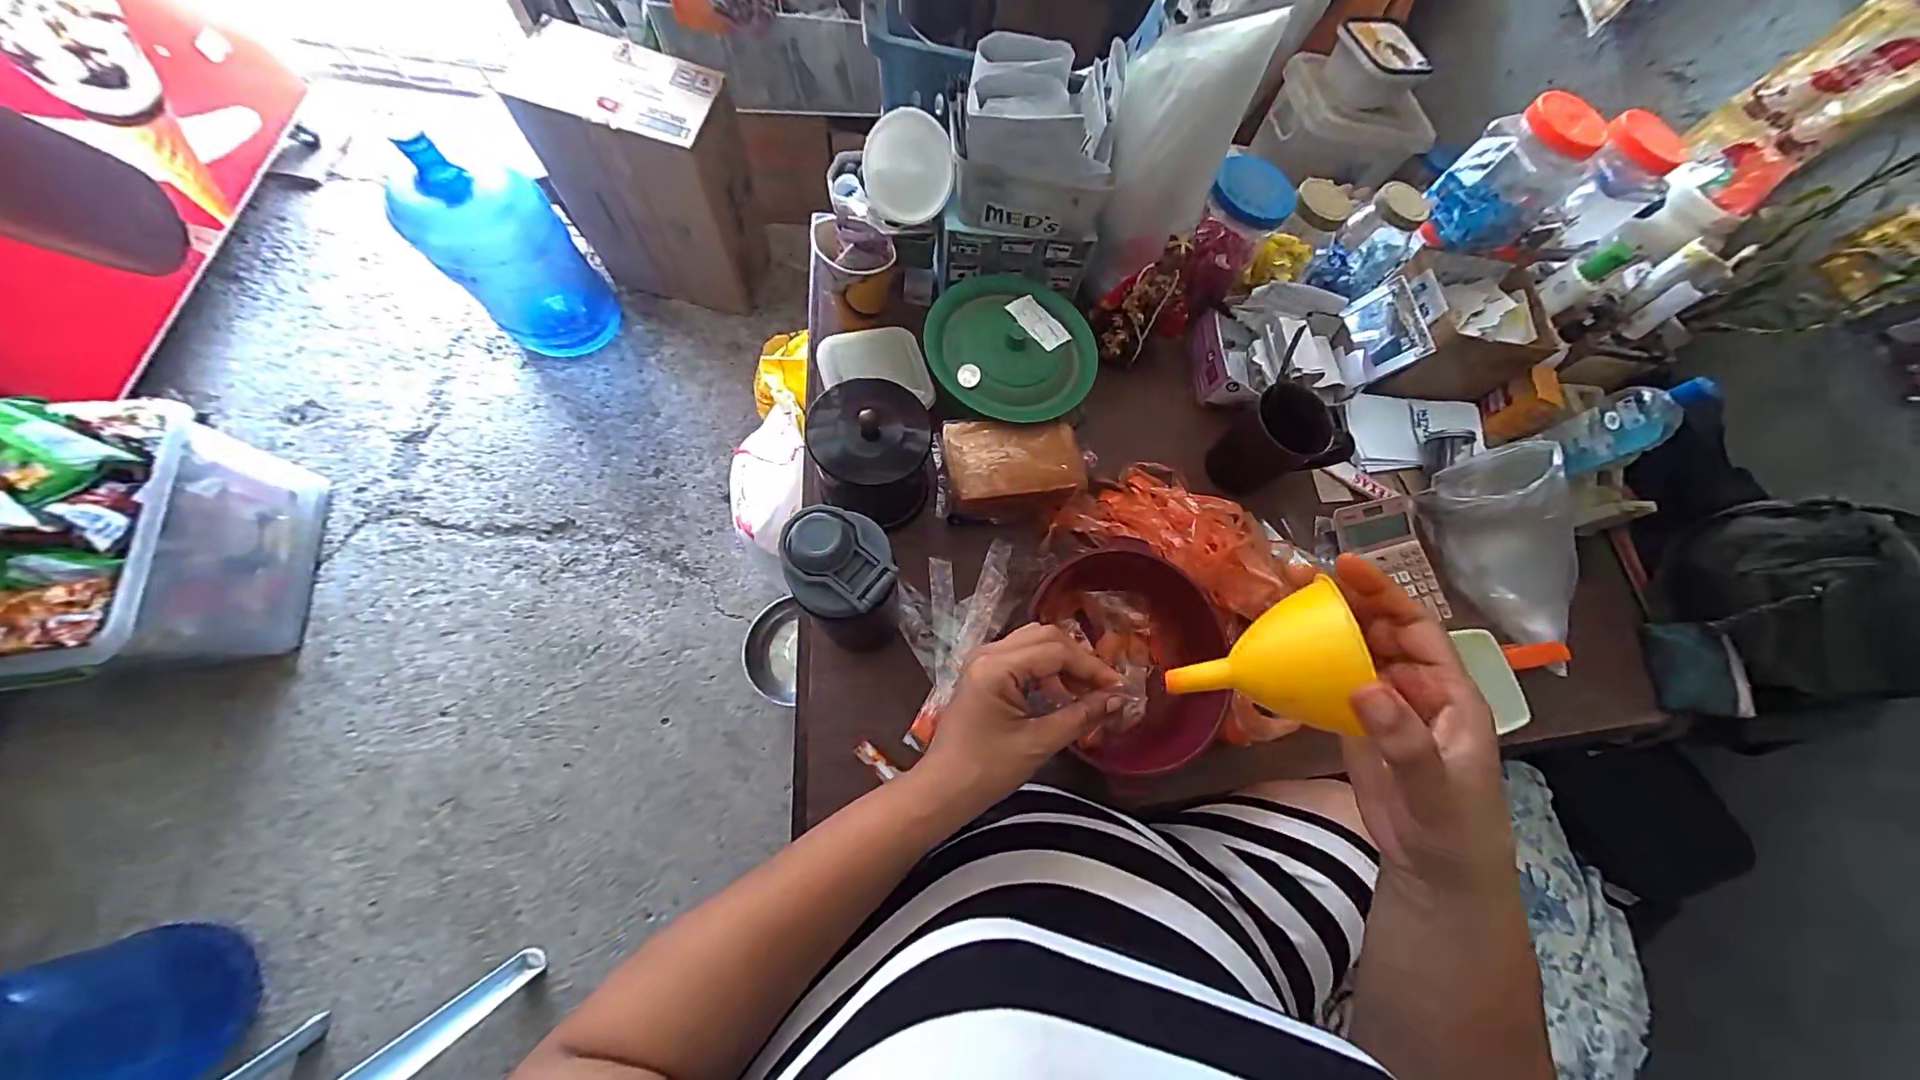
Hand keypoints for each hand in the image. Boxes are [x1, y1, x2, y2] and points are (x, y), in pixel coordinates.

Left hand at [917, 623, 1127, 808]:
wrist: (944, 789)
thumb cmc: (987, 770)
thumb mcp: (1039, 743)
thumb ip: (1080, 716)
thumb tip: (1116, 699)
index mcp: (996, 666)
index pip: (1056, 650)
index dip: (1092, 667)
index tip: (1119, 688)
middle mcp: (987, 652)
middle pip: (1045, 637)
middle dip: (1079, 660)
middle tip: (1105, 688)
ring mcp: (982, 660)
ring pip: (1034, 643)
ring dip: (1063, 662)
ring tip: (1086, 693)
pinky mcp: (983, 672)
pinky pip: (1021, 657)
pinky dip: (1046, 669)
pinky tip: (1061, 694)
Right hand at [1282, 554, 1514, 893]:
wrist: (1434, 868)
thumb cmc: (1452, 826)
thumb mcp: (1435, 786)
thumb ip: (1404, 740)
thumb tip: (1362, 686)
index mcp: (1448, 692)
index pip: (1416, 629)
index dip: (1384, 595)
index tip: (1348, 568)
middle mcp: (1415, 688)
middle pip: (1379, 632)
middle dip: (1346, 601)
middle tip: (1301, 577)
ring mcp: (1383, 705)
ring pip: (1352, 653)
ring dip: (1323, 629)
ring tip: (1285, 604)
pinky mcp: (1356, 723)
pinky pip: (1330, 684)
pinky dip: (1308, 666)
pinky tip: (1282, 652)